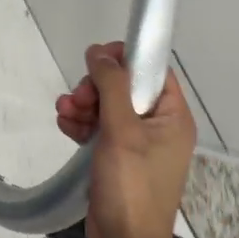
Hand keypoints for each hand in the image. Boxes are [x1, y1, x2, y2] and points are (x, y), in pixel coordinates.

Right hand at [53, 42, 195, 237]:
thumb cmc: (131, 186)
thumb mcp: (122, 131)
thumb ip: (111, 86)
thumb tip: (99, 51)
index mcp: (172, 117)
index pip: (152, 69)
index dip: (125, 59)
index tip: (97, 62)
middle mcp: (158, 126)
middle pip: (123, 85)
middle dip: (95, 87)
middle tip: (79, 98)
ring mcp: (137, 142)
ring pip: (106, 104)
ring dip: (82, 104)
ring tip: (66, 114)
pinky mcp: (117, 156)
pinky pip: (97, 125)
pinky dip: (80, 122)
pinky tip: (66, 127)